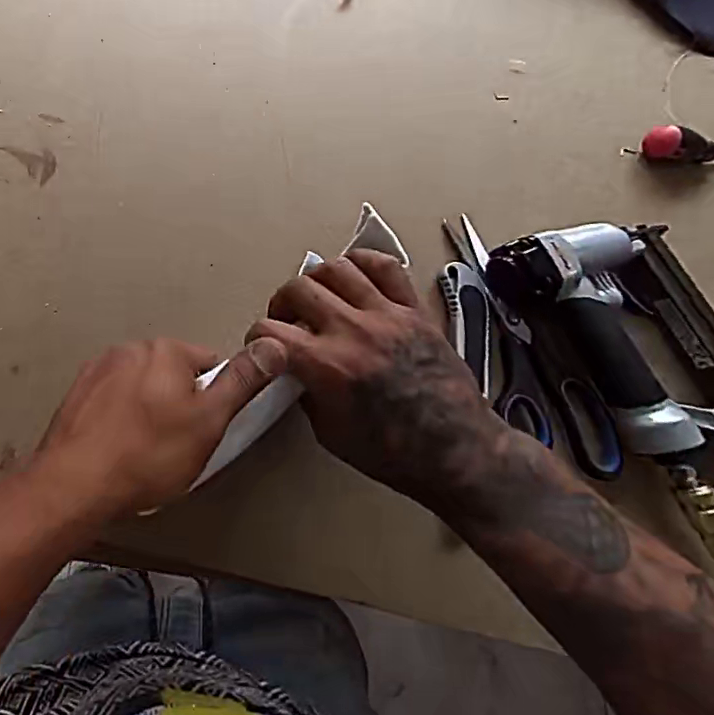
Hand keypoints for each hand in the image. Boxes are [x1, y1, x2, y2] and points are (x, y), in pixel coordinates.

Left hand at [26, 337, 288, 523]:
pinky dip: (121, 420)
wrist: (75, 483)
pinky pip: (114, 403)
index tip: (209, 426)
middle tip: (180, 444)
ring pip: (142, 389)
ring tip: (147, 451)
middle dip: (181, 405)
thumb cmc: (142, 457)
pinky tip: (122, 448)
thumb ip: (243, 381)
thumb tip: (271, 349)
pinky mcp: (80, 394)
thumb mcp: (211, 422)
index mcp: (165, 350)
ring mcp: (101, 371)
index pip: (211, 363)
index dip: (217, 400)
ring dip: (150, 413)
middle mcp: (130, 350)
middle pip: (174, 375)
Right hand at [245, 250, 502, 503]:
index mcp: (329, 366)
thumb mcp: (329, 431)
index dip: (255, 337)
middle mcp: (355, 332)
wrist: (458, 452)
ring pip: (337, 269)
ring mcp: (387, 317)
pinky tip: (353, 275)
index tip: (262, 345)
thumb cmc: (398, 451)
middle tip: (286, 318)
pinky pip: (385, 267)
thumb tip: (294, 368)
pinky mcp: (414, 312)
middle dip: (281, 303)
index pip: (270, 331)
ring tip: (317, 295)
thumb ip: (305, 390)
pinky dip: (362, 262)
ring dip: (316, 279)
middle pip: (298, 289)